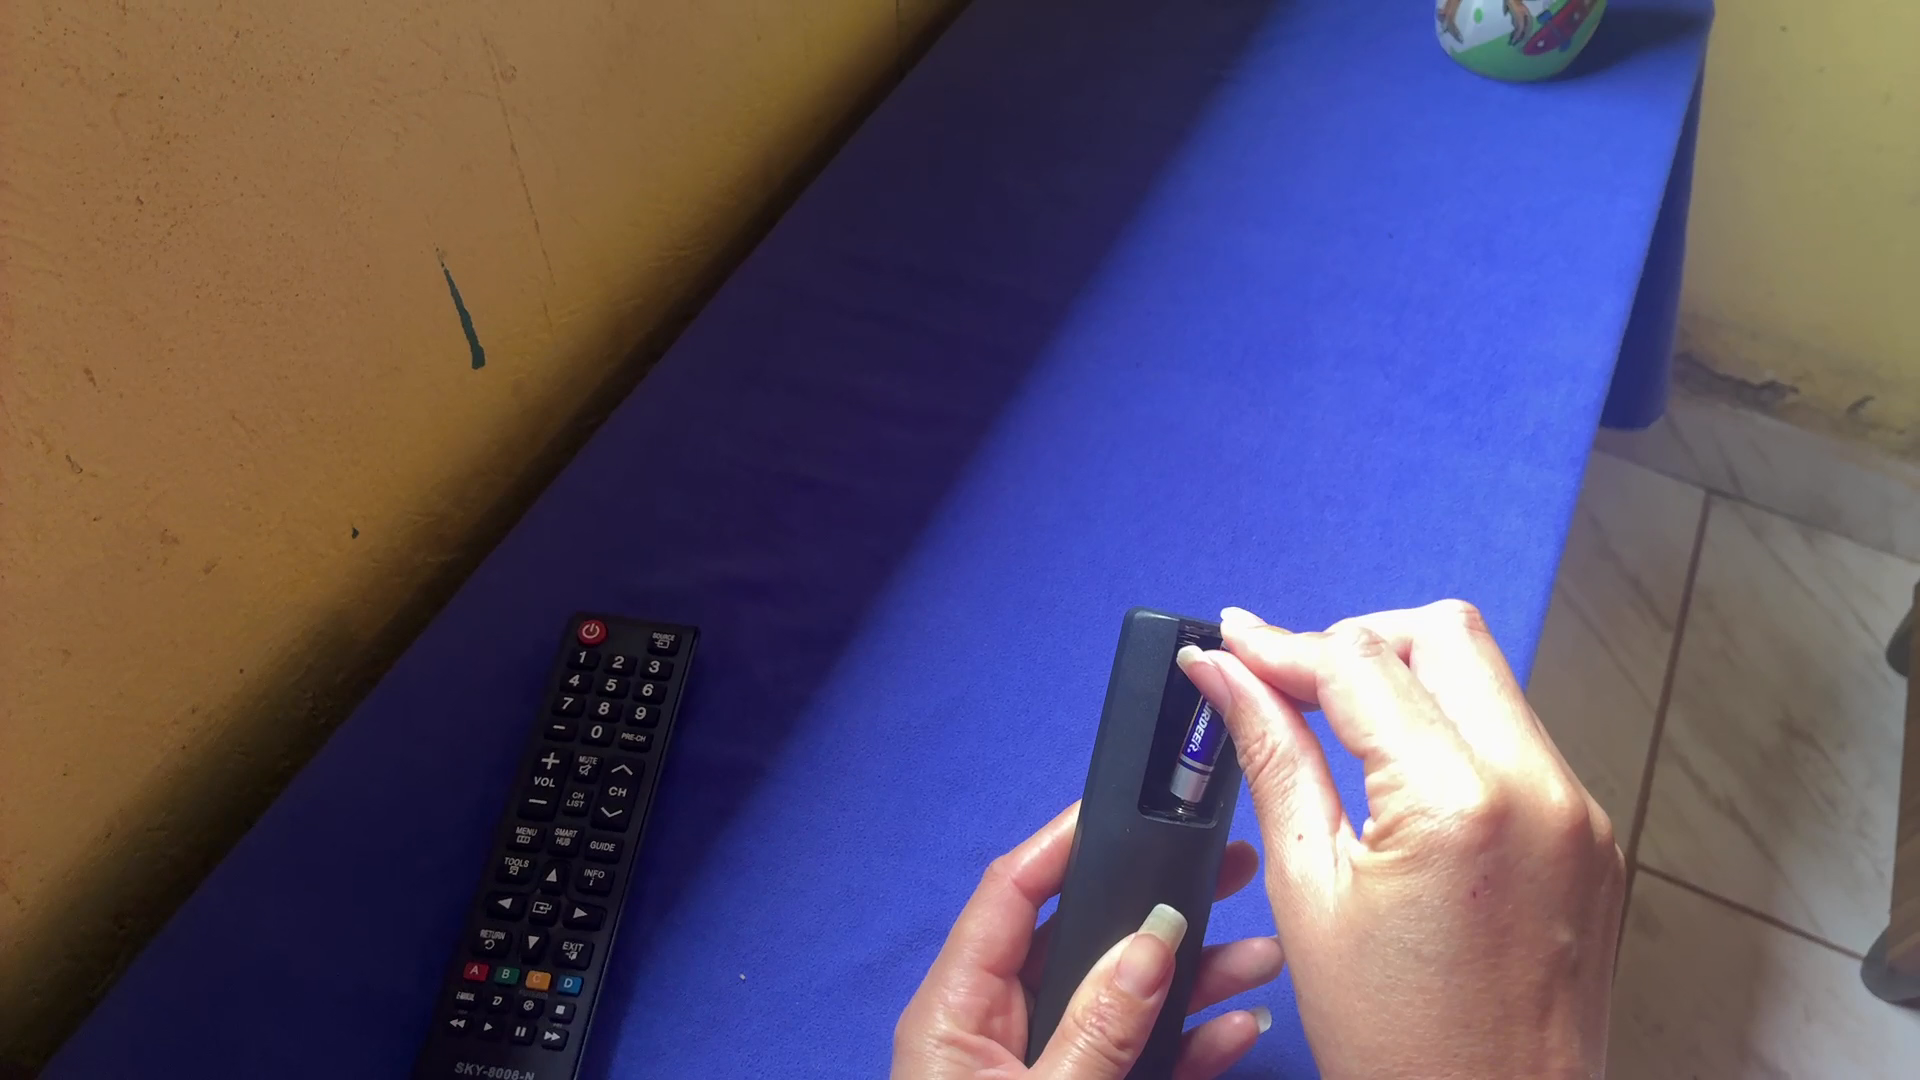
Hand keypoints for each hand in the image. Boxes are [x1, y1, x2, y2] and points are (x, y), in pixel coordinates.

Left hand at [893, 803, 1282, 1078]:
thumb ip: (1095, 1025)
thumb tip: (1153, 937)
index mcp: (960, 1004)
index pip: (1009, 891)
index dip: (1061, 842)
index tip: (1122, 809)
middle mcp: (1000, 1021)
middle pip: (1080, 936)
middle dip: (1152, 906)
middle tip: (1222, 872)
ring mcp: (1046, 1062)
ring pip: (1121, 996)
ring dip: (1190, 978)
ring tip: (1259, 951)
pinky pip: (1138, 1059)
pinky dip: (1188, 1045)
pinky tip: (1240, 1029)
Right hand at [1177, 602, 1624, 1079]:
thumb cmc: (1393, 1038)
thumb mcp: (1303, 882)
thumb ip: (1268, 751)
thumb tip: (1223, 673)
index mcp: (1461, 805)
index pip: (1358, 661)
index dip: (1279, 645)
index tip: (1230, 644)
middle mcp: (1543, 790)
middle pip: (1442, 631)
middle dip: (1350, 640)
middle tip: (1284, 681)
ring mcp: (1578, 810)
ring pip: (1477, 670)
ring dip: (1392, 675)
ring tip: (1324, 721)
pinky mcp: (1585, 830)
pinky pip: (1502, 726)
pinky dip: (1432, 718)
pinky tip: (1381, 761)